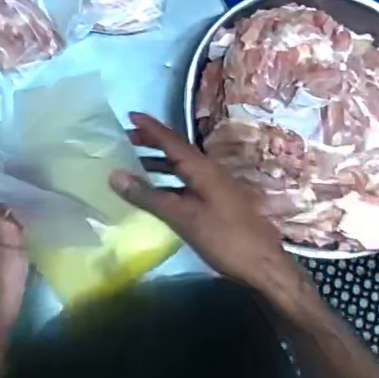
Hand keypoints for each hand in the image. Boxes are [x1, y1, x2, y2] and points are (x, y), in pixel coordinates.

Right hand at [107, 113, 308, 306]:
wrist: (263, 264)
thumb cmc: (224, 238)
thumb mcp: (183, 217)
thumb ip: (149, 196)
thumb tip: (115, 174)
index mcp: (202, 168)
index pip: (171, 140)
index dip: (150, 127)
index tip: (130, 113)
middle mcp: (209, 171)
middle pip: (177, 149)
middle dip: (152, 141)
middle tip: (126, 138)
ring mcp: (216, 186)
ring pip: (182, 166)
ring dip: (159, 161)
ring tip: (134, 163)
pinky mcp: (217, 201)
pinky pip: (187, 181)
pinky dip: (169, 180)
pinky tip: (158, 191)